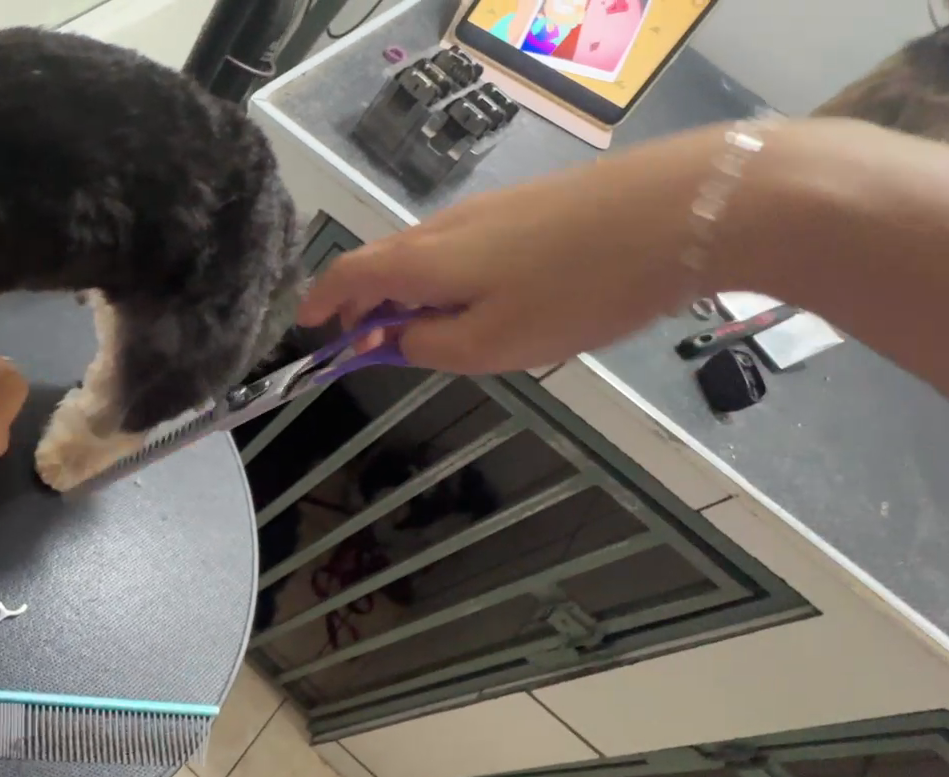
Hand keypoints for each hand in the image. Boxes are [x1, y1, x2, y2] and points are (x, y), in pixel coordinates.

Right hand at [298, 125, 730, 374]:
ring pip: (422, 256)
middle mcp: (442, 228)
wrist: (695, 207)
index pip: (345, 276)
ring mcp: (488, 210)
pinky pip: (460, 246)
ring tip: (427, 332)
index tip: (306, 328)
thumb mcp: (488, 345)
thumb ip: (424, 347)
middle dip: (361, 305)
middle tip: (368, 345)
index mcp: (420, 262)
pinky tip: (480, 301)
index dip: (318, 302)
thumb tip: (394, 340)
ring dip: (406, 294)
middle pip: (379, 263)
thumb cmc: (577, 290)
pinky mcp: (528, 205)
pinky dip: (444, 278)